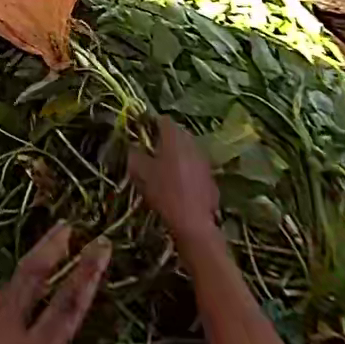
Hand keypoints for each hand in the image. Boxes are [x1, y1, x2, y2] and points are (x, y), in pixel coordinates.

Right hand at [128, 119, 219, 239]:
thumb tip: (133, 146)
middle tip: (151, 149)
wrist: (194, 224)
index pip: (163, 119)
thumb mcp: (141, 173)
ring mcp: (204, 160)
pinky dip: (187, 167)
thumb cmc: (165, 193)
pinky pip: (195, 164)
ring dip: (177, 152)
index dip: (151, 123)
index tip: (142, 133)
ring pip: (187, 148)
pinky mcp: (211, 176)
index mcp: (174, 138)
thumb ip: (135, 155)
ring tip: (164, 165)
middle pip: (177, 132)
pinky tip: (179, 182)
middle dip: (165, 137)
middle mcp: (191, 143)